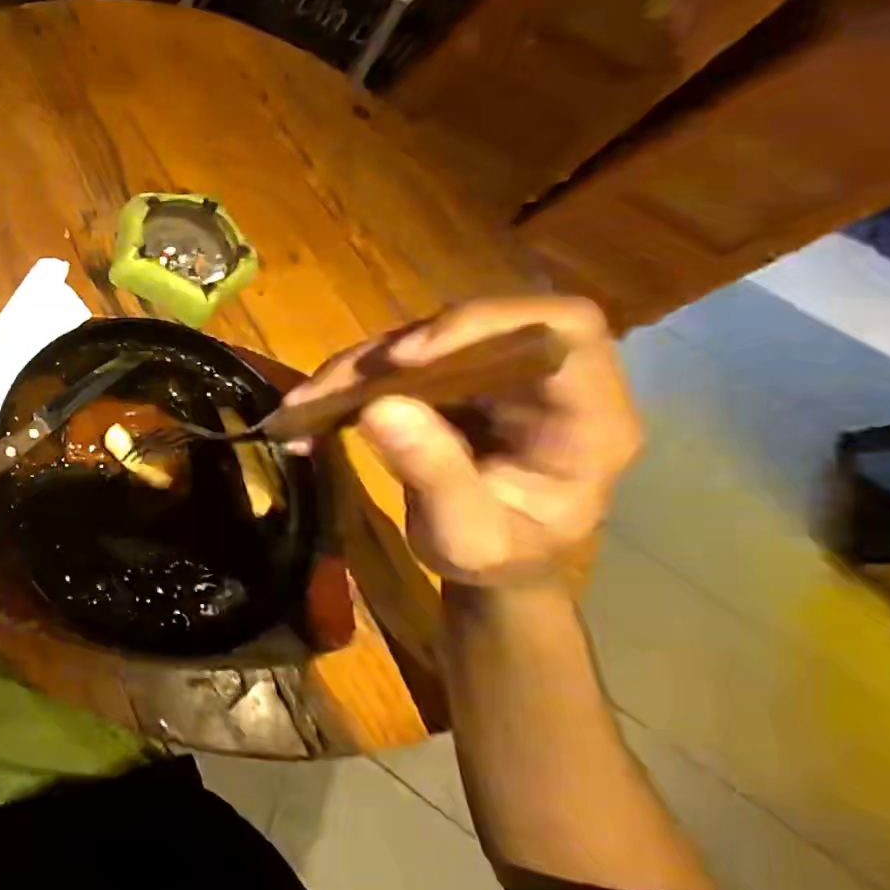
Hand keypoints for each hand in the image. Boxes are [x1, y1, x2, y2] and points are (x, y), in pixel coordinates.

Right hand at [283, 296, 640, 586]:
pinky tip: (311, 411)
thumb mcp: (468, 539)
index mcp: (585, 417)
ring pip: (422, 341)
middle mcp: (542, 382)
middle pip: (472, 327)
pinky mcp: (451, 382)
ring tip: (303, 407)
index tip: (403, 359)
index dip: (484, 323)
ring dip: (357, 368)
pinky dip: (349, 382)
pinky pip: (398, 364)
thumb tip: (378, 406)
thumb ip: (436, 476)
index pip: (563, 328)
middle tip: (327, 391)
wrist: (490, 565)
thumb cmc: (499, 559)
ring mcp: (493, 377)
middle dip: (390, 353)